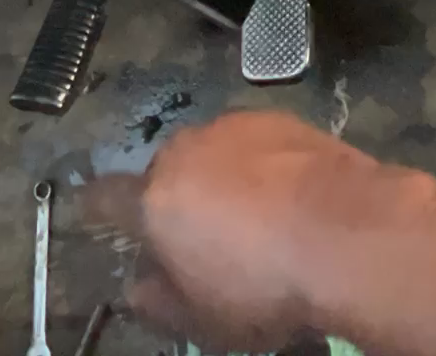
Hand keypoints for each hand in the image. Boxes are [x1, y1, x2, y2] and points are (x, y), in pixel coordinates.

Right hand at [90, 111, 435, 350]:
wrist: (344, 228)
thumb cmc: (263, 284)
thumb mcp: (204, 319)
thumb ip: (161, 301)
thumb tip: (137, 288)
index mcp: (156, 199)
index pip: (107, 197)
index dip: (97, 204)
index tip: (91, 206)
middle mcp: (185, 151)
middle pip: (166, 171)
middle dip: (175, 196)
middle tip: (200, 230)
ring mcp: (231, 127)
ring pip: (210, 151)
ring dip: (217, 174)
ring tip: (250, 211)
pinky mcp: (273, 117)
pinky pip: (250, 141)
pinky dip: (255, 160)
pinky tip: (283, 189)